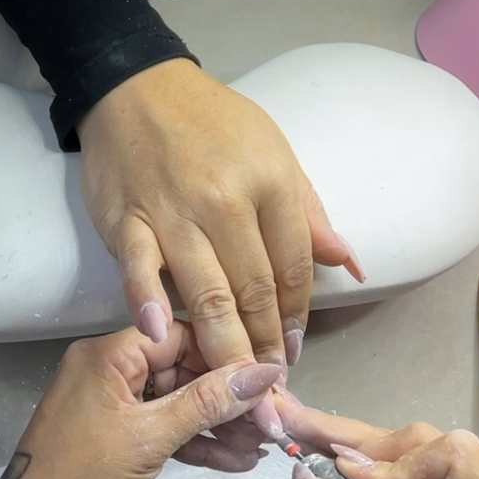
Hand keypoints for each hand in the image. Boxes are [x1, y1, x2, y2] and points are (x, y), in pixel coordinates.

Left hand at [9, 322, 286, 478]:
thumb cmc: (83, 473)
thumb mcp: (151, 435)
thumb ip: (208, 402)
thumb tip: (264, 373)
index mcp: (110, 353)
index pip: (182, 336)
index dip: (229, 358)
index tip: (272, 382)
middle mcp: (110, 368)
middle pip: (184, 369)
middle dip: (229, 399)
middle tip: (274, 422)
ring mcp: (114, 401)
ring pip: (177, 402)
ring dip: (218, 425)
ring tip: (265, 446)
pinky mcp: (118, 431)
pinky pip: (163, 426)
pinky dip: (194, 442)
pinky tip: (236, 460)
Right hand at [76, 59, 361, 371]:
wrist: (135, 89)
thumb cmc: (210, 123)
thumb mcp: (273, 152)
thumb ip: (307, 212)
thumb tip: (350, 264)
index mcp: (271, 182)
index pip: (294, 266)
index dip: (297, 316)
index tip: (293, 351)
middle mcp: (227, 202)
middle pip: (254, 290)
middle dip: (265, 344)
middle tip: (269, 389)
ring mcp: (174, 214)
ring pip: (207, 291)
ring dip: (224, 345)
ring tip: (234, 385)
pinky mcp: (128, 222)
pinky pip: (140, 268)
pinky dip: (147, 301)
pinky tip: (159, 333)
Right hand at [276, 402, 478, 478]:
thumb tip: (306, 478)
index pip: (455, 462)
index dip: (394, 464)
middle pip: (431, 446)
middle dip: (362, 447)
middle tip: (299, 434)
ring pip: (420, 449)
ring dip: (360, 450)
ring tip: (308, 441)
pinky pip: (416, 464)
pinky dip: (368, 460)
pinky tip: (328, 453)